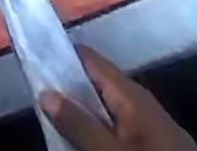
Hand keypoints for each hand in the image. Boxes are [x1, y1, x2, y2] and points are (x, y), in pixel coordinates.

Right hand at [40, 48, 196, 150]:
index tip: (33, 60)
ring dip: (86, 110)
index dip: (58, 55)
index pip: (87, 57)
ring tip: (62, 120)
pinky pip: (123, 124)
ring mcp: (156, 125)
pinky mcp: (162, 144)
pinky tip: (93, 138)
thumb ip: (78, 123)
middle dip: (70, 88)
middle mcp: (144, 101)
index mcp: (132, 94)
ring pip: (109, 105)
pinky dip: (104, 126)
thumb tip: (45, 92)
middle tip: (43, 98)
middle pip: (96, 81)